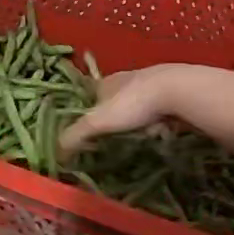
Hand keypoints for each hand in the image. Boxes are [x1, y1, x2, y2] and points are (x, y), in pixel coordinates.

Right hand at [57, 64, 193, 156]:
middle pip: (113, 102)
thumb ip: (74, 137)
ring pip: (137, 107)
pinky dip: (157, 121)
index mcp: (105, 82)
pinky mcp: (172, 91)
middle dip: (114, 120)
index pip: (88, 95)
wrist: (178, 90)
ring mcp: (150, 84)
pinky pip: (158, 110)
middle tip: (115, 138)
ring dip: (137, 122)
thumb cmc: (133, 103)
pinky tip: (161, 131)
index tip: (88, 131)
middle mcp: (126, 79)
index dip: (86, 112)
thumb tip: (55, 155)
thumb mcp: (97, 122)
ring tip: (142, 136)